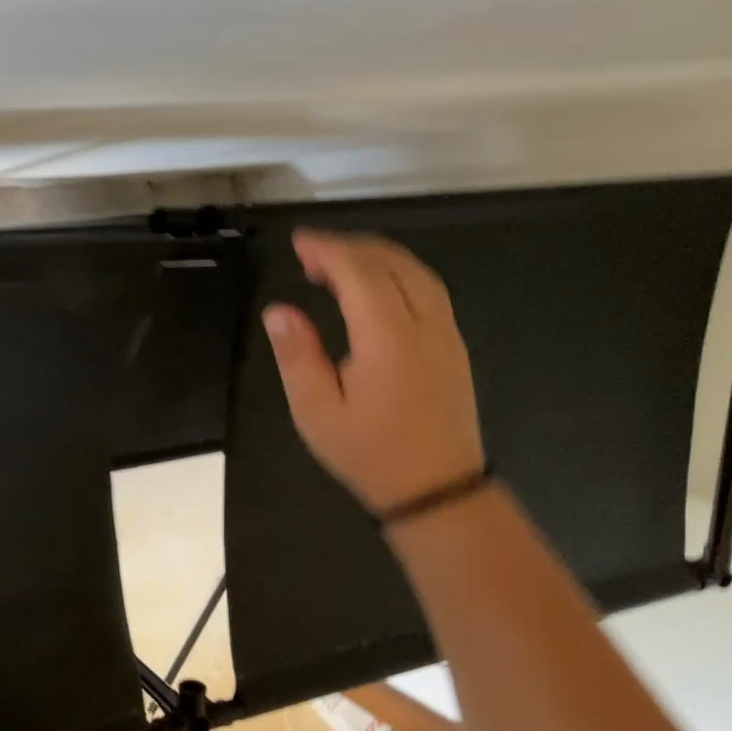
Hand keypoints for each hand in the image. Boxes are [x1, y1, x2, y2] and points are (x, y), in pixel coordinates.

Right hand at [261, 229, 484, 513]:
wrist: (436, 488)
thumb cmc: (368, 452)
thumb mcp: (316, 411)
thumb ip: (297, 355)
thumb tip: (279, 310)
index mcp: (388, 340)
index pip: (360, 275)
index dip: (329, 250)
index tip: (299, 242)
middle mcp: (424, 326)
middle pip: (392, 264)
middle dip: (350, 247)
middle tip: (310, 252)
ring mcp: (445, 334)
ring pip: (417, 273)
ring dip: (377, 257)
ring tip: (339, 262)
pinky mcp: (452, 346)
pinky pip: (428, 289)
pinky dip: (397, 273)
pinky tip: (374, 287)